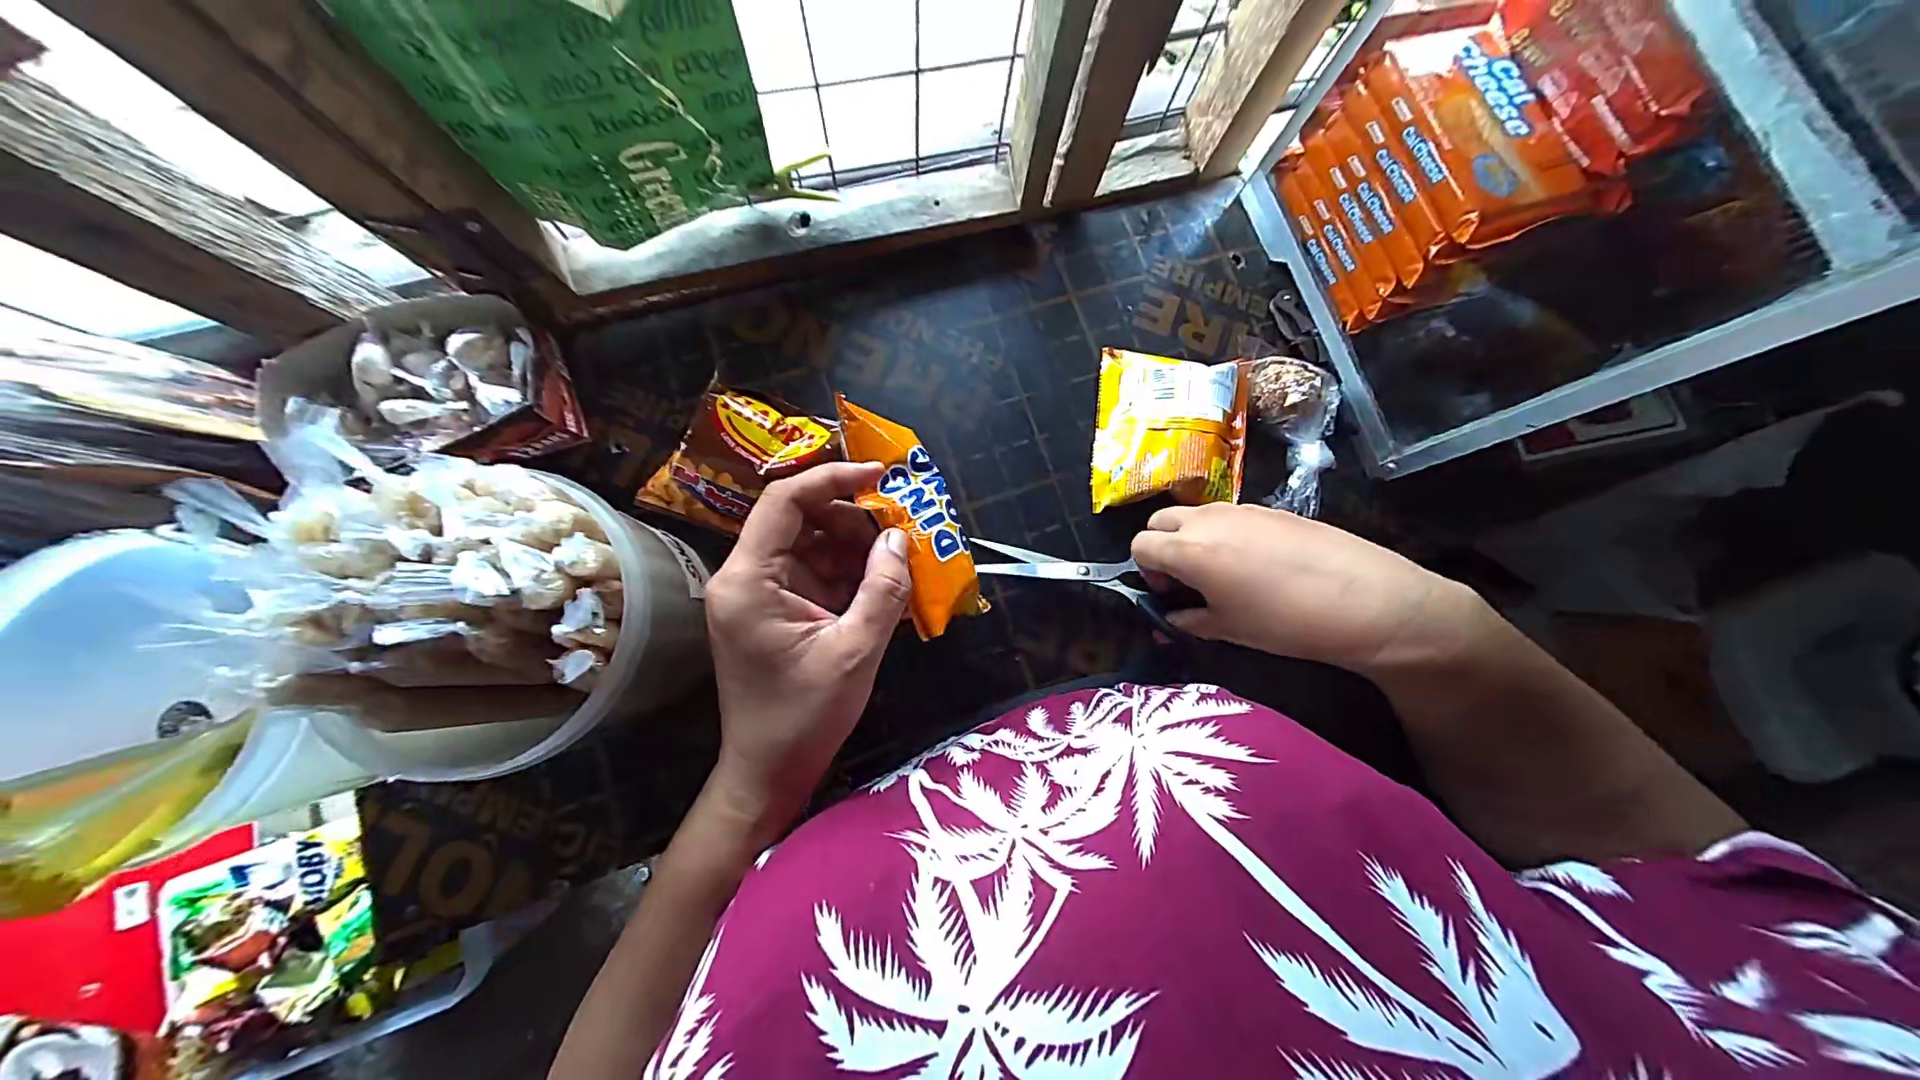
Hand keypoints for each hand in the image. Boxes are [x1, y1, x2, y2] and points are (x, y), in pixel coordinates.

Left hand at [703, 462, 911, 834]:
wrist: (769, 773)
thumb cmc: (805, 717)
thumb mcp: (855, 651)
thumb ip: (883, 589)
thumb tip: (901, 538)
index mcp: (749, 580)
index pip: (784, 502)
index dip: (832, 478)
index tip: (879, 474)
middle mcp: (747, 577)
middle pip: (801, 520)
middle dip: (853, 517)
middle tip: (902, 525)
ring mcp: (761, 594)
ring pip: (812, 545)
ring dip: (856, 545)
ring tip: (901, 554)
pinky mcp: (778, 611)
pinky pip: (816, 574)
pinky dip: (850, 573)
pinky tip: (885, 579)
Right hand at [1130, 503, 1484, 674]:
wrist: (1368, 601)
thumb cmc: (1286, 622)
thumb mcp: (1229, 629)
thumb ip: (1189, 621)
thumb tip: (1171, 619)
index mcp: (1189, 549)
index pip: (1140, 545)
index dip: (1147, 571)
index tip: (1170, 594)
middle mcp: (1208, 520)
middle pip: (1161, 521)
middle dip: (1162, 546)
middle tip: (1186, 578)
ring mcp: (1242, 510)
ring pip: (1196, 514)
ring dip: (1192, 537)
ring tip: (1222, 572)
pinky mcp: (1271, 509)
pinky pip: (1230, 516)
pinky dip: (1224, 533)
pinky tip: (1257, 563)